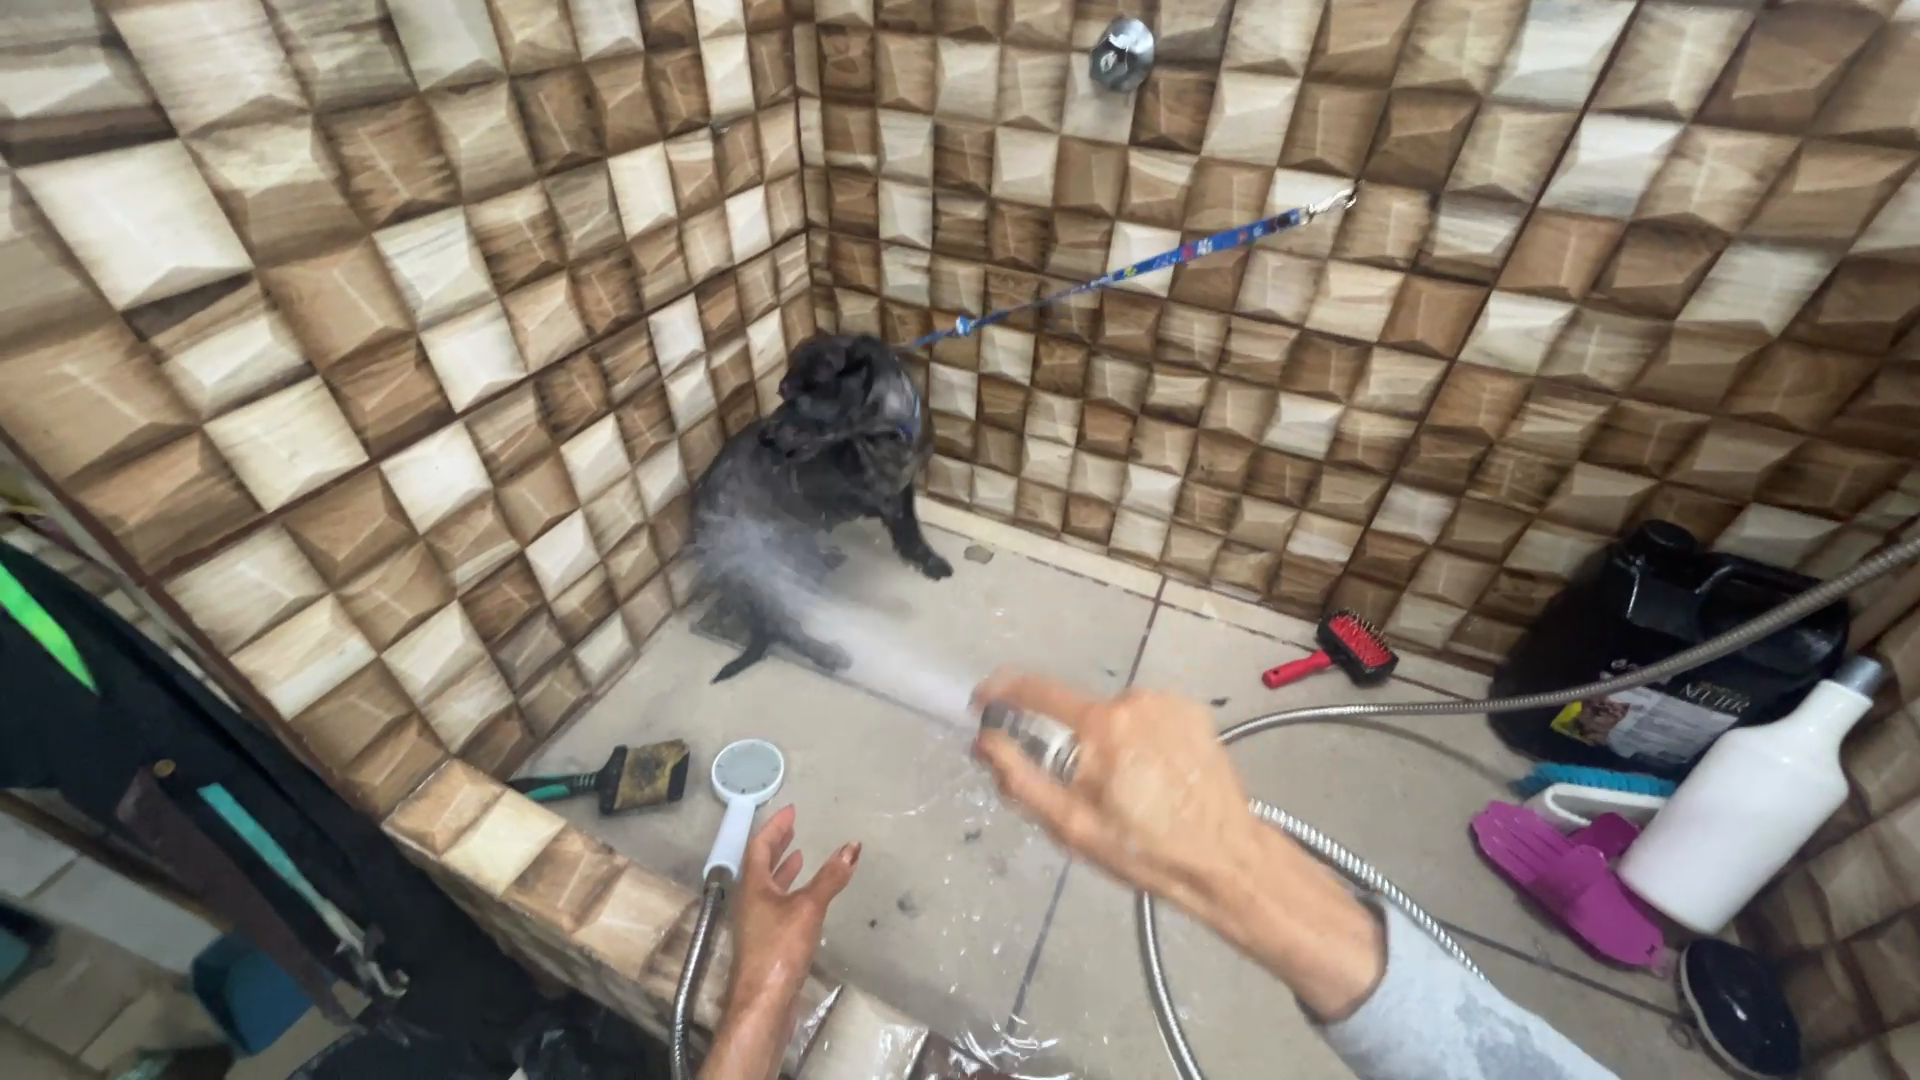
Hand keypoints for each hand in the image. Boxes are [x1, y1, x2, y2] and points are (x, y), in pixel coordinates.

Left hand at [726, 805, 857, 1015]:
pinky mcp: (764, 943)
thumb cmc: (779, 949)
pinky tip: (804, 897)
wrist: (762, 1006)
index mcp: (753, 886)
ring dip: (782, 868)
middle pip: (760, 865)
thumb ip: (831, 877)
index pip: (759, 846)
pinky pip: (775, 904)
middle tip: (792, 827)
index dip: (775, 827)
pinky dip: (789, 891)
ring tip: (799, 854)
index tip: (791, 810)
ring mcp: (755, 924)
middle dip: (776, 845)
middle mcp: (749, 901)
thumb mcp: (809, 907)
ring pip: (767, 886)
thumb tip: (853, 846)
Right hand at [971, 670, 1384, 1019]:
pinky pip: (1143, 716)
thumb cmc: (1143, 850)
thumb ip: (1020, 779)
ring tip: (1125, 786)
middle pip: (1075, 710)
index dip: (1002, 691)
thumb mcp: (1071, 826)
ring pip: (1110, 715)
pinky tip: (1152, 773)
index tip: (982, 702)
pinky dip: (1135, 737)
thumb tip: (983, 741)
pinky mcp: (1191, 709)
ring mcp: (1167, 701)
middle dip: (1065, 739)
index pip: (1037, 690)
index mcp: (1102, 726)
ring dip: (1103, 740)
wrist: (1226, 860)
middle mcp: (1134, 700)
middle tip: (1078, 785)